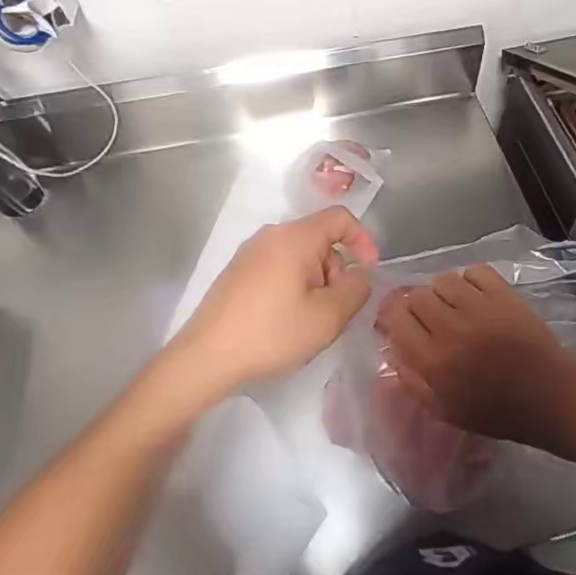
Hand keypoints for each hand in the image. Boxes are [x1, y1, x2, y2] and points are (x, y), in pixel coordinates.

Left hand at [169, 207, 379, 395]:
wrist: (207, 356)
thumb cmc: (272, 333)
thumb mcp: (328, 317)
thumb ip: (356, 290)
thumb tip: (360, 274)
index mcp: (294, 237)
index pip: (340, 218)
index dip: (363, 240)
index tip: (368, 273)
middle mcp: (270, 236)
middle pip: (319, 241)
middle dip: (336, 272)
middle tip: (333, 312)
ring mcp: (249, 254)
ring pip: (299, 258)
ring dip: (315, 285)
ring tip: (307, 323)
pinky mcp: (237, 273)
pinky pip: (278, 269)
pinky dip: (293, 289)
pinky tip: (284, 323)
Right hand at [376, 264, 575, 447]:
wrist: (552, 399)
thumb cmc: (496, 411)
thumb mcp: (445, 410)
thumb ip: (413, 381)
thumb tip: (392, 351)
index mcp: (434, 360)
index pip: (396, 319)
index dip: (393, 318)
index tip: (400, 324)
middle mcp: (451, 329)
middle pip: (415, 296)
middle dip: (416, 306)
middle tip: (429, 318)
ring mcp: (480, 308)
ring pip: (443, 280)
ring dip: (443, 292)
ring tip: (454, 306)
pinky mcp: (505, 296)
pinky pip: (474, 271)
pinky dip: (471, 280)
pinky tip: (477, 297)